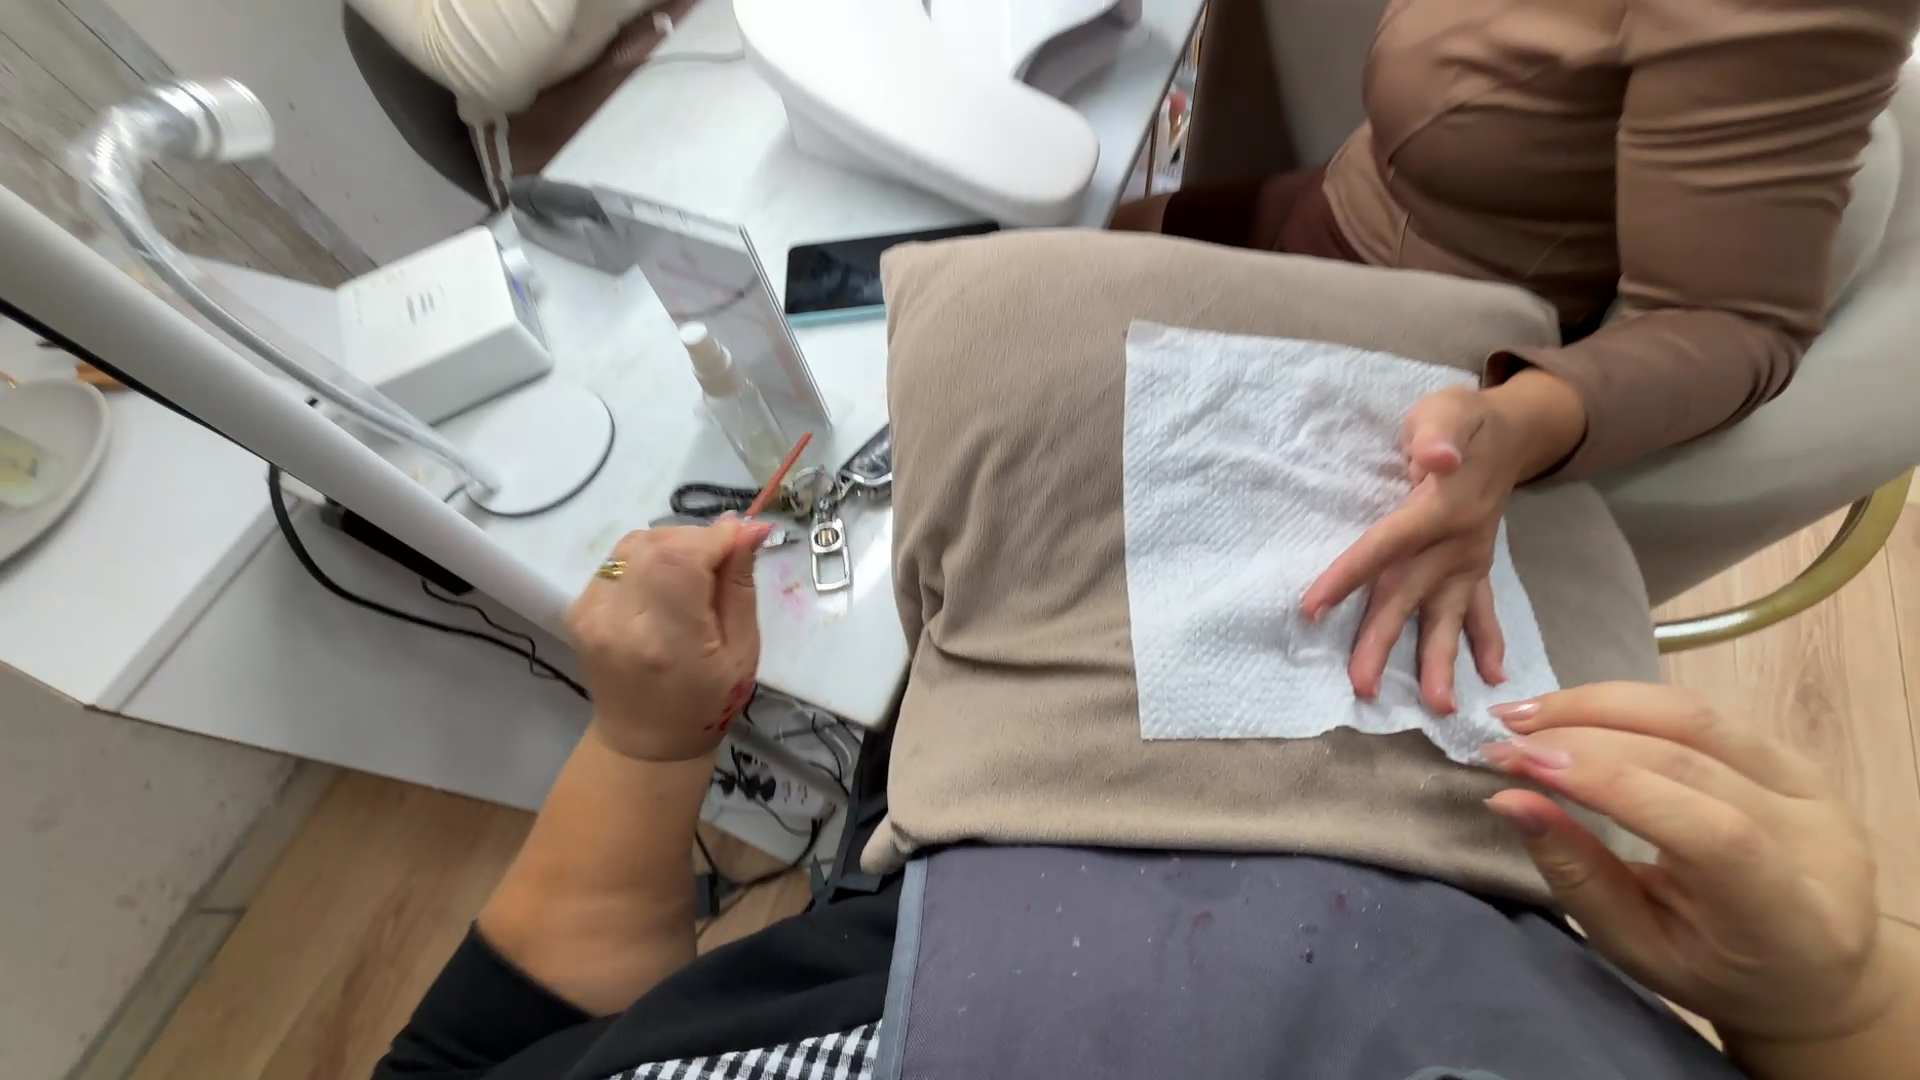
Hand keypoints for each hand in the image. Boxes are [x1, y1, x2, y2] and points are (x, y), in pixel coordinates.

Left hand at [566, 520, 770, 762]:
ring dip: (673, 543)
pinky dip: (649, 557)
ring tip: (696, 571)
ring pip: (635, 543)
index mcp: (667, 639)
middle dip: (699, 537)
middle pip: (657, 542)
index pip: (683, 557)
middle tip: (724, 557)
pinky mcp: (578, 607)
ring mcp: (591, 612)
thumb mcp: (743, 649)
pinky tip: (666, 584)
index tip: (746, 536)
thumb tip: (748, 528)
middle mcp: (619, 620)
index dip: (718, 536)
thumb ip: (740, 585)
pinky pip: (618, 559)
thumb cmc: (708, 702)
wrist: (646, 739)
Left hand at [1302, 370, 1583, 712]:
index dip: (1347, 577)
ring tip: (1440, 708)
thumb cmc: (1461, 420)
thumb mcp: (1445, 411)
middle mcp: (1456, 544)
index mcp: (1437, 510)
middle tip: (1364, 687)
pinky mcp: (1477, 568)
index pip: (1383, 548)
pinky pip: (1484, 610)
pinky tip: (1491, 678)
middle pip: (1408, 596)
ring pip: (1448, 617)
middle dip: (1384, 641)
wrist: (1514, 432)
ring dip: (1441, 662)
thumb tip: (1436, 455)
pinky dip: (1487, 642)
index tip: (1311, 609)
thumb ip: (1436, 433)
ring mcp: (1470, 561)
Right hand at [1481, 683, 1905, 1045]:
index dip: (1605, 782)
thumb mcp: (1631, 943)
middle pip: (1687, 760)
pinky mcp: (1792, 759)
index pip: (1706, 831)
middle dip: (1577, 737)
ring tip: (1521, 714)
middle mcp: (1816, 841)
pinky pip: (1696, 711)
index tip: (1515, 760)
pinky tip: (1566, 710)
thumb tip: (1506, 799)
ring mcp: (1813, 790)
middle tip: (1498, 741)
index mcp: (1788, 916)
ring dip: (1591, 704)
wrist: (1810, 967)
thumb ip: (1574, 871)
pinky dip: (1617, 701)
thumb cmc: (1708, 966)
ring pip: (1692, 717)